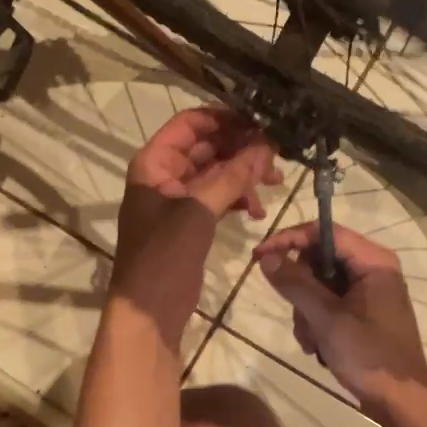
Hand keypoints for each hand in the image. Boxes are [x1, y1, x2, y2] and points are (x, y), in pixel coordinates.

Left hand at [113, 106, 281, 328]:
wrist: (149, 308)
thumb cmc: (163, 253)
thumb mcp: (198, 209)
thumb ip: (232, 176)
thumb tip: (265, 146)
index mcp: (154, 162)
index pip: (190, 124)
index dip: (224, 118)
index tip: (260, 120)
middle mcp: (164, 174)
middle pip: (207, 146)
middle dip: (241, 148)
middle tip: (277, 153)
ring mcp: (178, 198)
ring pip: (217, 172)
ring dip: (245, 174)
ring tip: (275, 181)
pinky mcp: (191, 222)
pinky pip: (218, 197)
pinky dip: (238, 198)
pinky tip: (257, 210)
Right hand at [253, 221, 426, 413]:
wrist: (400, 400)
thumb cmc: (369, 355)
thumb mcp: (327, 319)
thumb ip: (296, 284)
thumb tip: (266, 257)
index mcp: (373, 261)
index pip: (324, 232)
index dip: (289, 240)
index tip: (259, 256)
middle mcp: (373, 269)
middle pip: (319, 260)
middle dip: (301, 290)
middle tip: (297, 317)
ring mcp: (369, 292)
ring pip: (320, 286)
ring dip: (307, 313)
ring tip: (313, 342)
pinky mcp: (363, 313)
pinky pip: (329, 305)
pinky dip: (318, 323)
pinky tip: (320, 348)